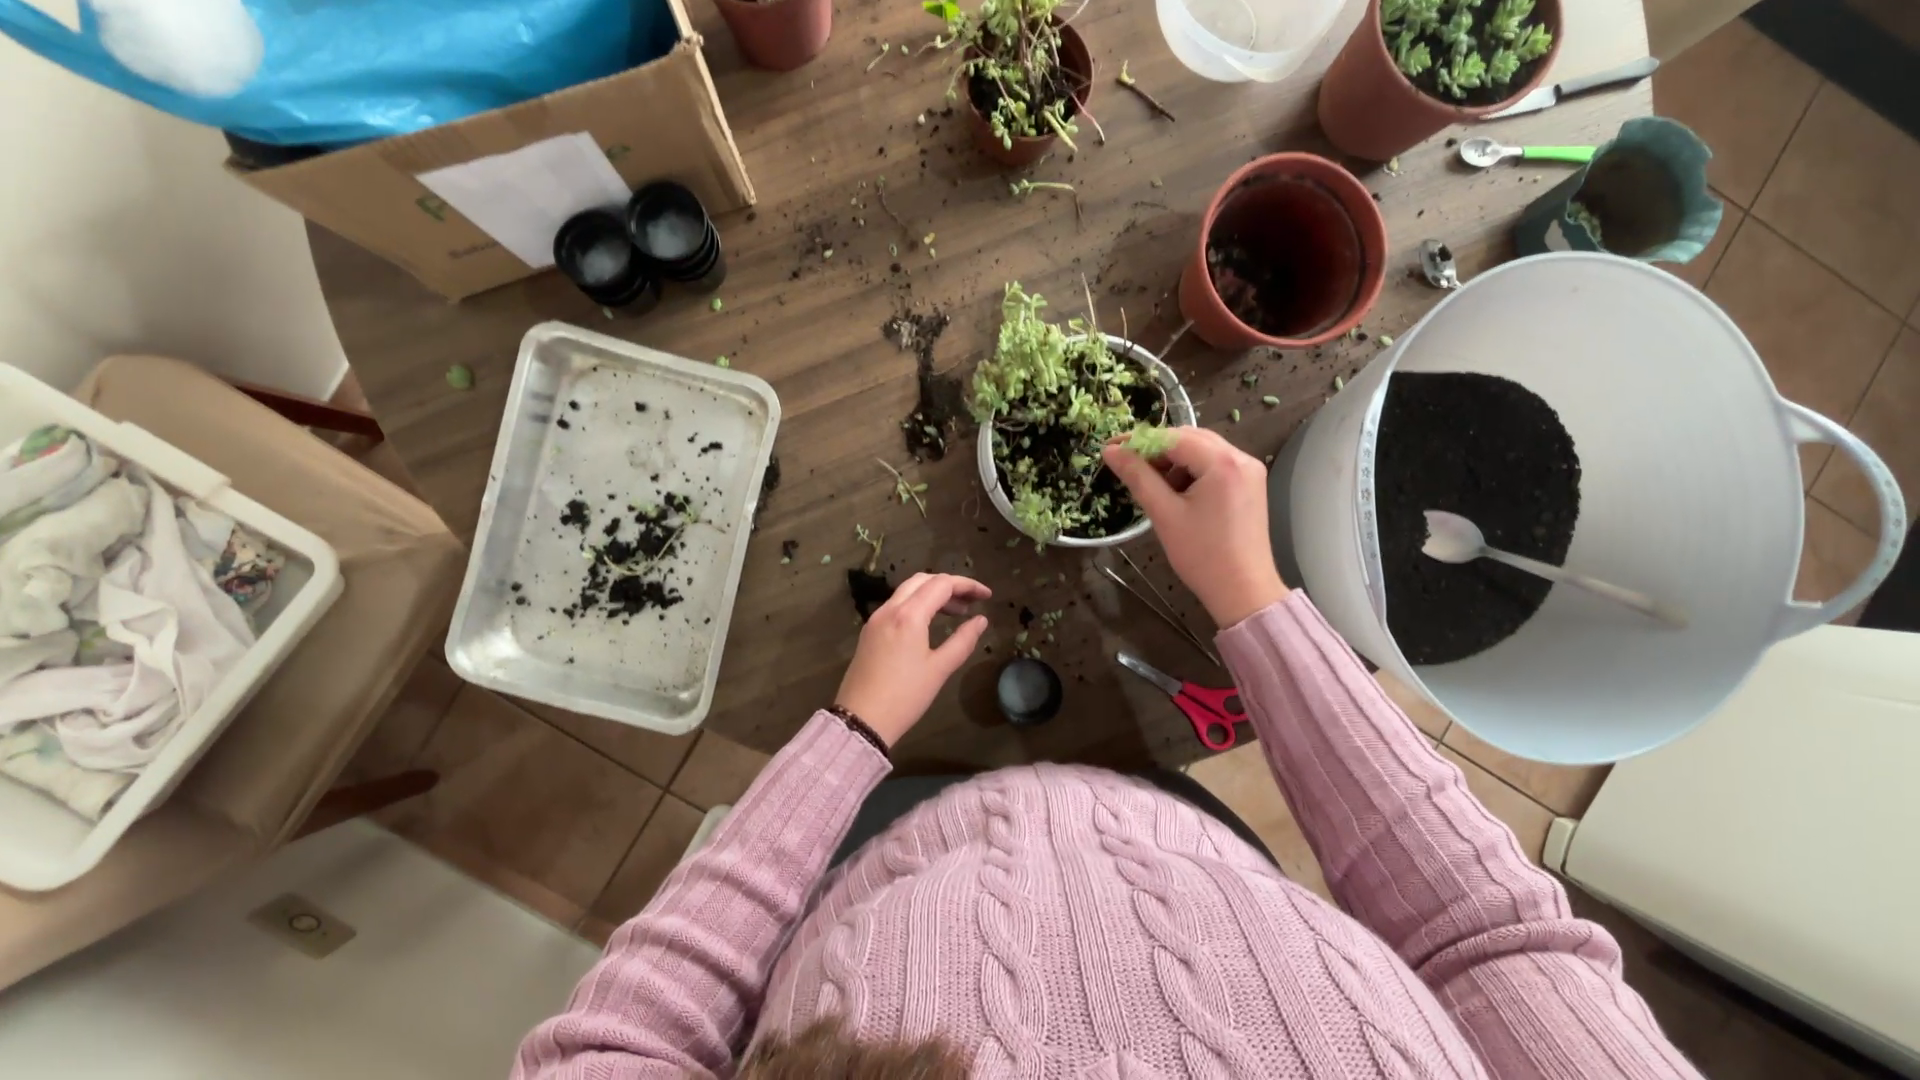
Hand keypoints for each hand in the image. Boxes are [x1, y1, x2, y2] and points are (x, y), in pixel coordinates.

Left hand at [835, 573, 991, 746]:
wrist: (861, 720)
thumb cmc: (905, 696)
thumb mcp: (940, 669)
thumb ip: (963, 640)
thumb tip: (980, 620)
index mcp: (908, 615)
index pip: (941, 584)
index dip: (967, 585)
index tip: (987, 596)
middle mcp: (889, 609)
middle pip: (922, 581)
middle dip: (949, 585)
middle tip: (971, 602)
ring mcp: (876, 620)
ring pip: (907, 592)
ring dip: (932, 594)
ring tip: (956, 613)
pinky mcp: (870, 632)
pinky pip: (896, 606)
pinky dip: (917, 605)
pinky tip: (930, 623)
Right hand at [1103, 427, 1288, 627]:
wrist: (1243, 591)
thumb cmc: (1202, 555)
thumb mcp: (1164, 514)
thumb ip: (1137, 477)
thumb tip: (1110, 451)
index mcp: (1223, 463)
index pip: (1173, 438)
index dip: (1138, 441)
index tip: (1110, 449)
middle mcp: (1241, 458)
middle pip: (1190, 438)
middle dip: (1157, 450)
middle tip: (1128, 466)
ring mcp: (1249, 471)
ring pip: (1202, 450)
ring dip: (1174, 461)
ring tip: (1154, 487)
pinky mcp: (1250, 485)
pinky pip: (1215, 465)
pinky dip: (1192, 471)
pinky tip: (1177, 494)